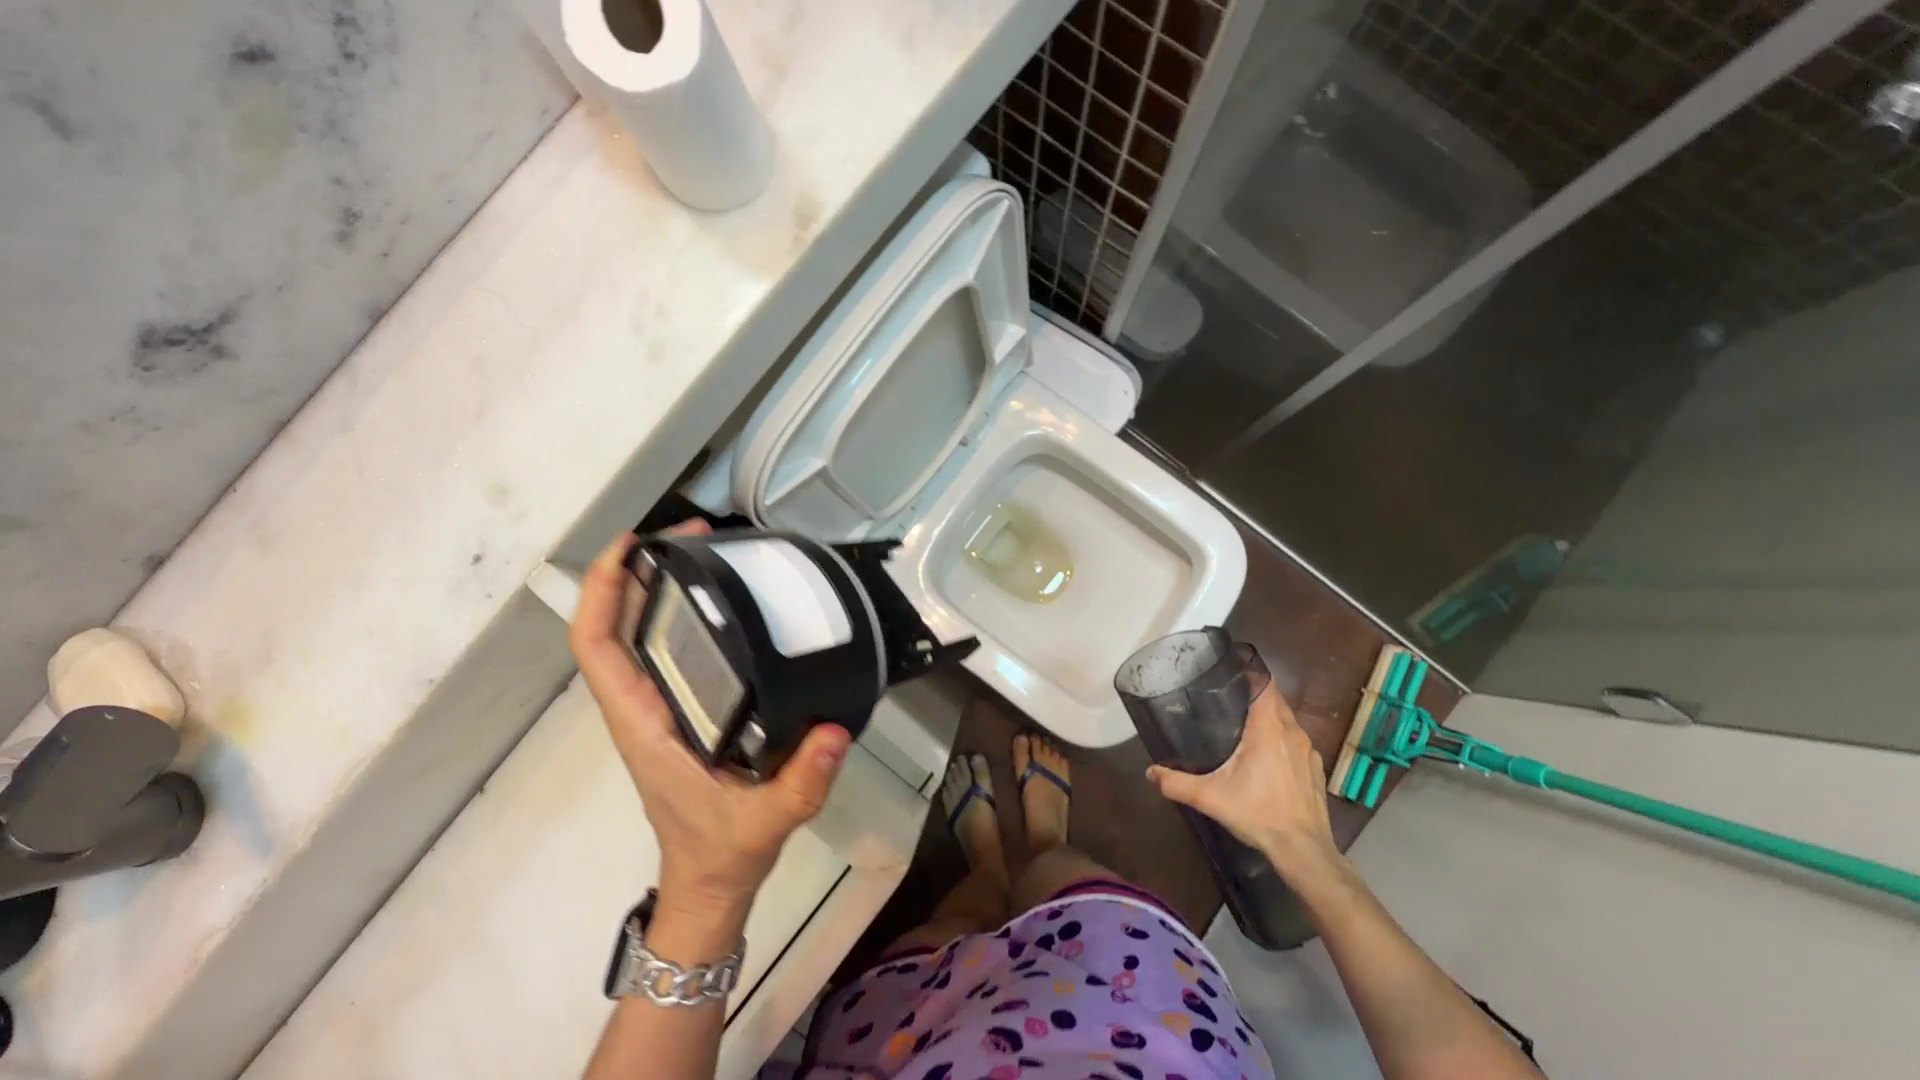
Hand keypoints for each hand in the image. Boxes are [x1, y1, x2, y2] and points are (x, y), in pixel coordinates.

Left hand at [568, 524, 851, 912]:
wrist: (709, 883)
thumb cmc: (722, 851)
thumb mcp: (766, 820)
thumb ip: (802, 782)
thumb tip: (834, 731)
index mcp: (643, 724)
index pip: (597, 647)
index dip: (602, 589)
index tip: (633, 544)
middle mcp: (640, 707)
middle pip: (612, 626)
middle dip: (636, 571)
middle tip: (694, 534)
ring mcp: (656, 708)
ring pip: (634, 635)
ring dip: (655, 588)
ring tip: (708, 552)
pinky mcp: (677, 711)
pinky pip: (662, 651)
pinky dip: (677, 614)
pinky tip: (722, 600)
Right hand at [1146, 683, 1339, 880]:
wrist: (1303, 849)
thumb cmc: (1258, 814)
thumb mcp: (1210, 798)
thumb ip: (1177, 783)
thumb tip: (1150, 772)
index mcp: (1269, 728)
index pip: (1264, 683)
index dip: (1248, 672)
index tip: (1228, 672)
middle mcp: (1292, 732)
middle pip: (1274, 699)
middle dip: (1253, 695)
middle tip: (1226, 699)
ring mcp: (1308, 750)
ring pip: (1287, 721)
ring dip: (1268, 718)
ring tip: (1243, 726)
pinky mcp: (1314, 768)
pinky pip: (1296, 742)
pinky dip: (1281, 741)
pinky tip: (1266, 759)